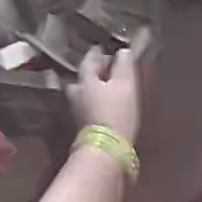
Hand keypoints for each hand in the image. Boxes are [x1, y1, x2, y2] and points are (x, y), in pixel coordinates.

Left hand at [65, 29, 149, 145]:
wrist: (106, 150)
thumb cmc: (117, 112)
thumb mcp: (125, 84)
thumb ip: (124, 64)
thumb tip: (123, 51)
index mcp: (85, 78)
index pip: (90, 59)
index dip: (99, 53)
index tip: (107, 51)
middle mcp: (75, 93)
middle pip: (81, 77)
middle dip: (92, 73)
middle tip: (104, 72)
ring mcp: (76, 112)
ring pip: (82, 94)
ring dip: (91, 90)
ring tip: (105, 91)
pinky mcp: (81, 127)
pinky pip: (86, 108)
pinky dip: (92, 103)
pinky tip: (102, 106)